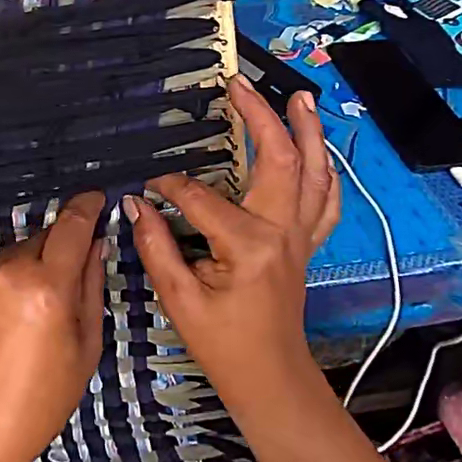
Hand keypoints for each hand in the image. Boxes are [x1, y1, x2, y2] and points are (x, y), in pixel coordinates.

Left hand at [0, 191, 107, 461]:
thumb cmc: (42, 397)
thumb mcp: (86, 346)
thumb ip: (91, 284)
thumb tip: (96, 241)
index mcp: (48, 289)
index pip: (72, 226)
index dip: (87, 206)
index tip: (97, 198)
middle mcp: (11, 270)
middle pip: (47, 236)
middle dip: (62, 247)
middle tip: (68, 282)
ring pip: (21, 249)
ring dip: (35, 263)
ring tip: (33, 308)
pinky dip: (9, 275)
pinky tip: (8, 313)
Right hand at [127, 76, 337, 403]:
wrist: (271, 377)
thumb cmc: (223, 344)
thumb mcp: (179, 299)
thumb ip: (156, 245)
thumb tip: (136, 202)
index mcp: (249, 245)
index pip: (199, 197)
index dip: (168, 186)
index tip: (147, 184)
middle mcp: (283, 230)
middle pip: (278, 159)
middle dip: (259, 116)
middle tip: (239, 83)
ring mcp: (302, 235)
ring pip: (314, 172)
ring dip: (308, 131)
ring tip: (298, 96)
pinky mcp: (308, 243)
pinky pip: (325, 200)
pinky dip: (324, 171)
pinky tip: (320, 150)